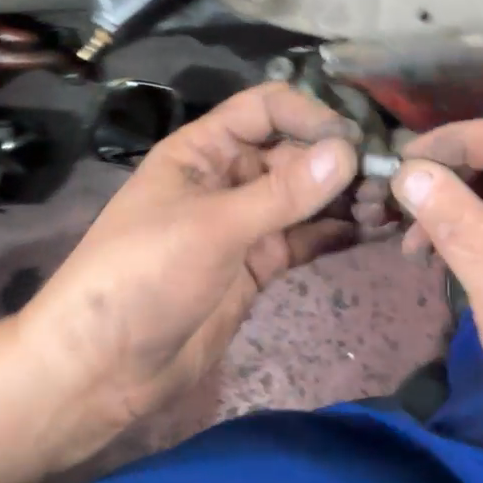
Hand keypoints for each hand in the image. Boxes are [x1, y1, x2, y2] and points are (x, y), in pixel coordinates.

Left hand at [17, 83, 360, 455]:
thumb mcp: (211, 228)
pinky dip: (337, 232)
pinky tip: (371, 232)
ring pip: (307, 195)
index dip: (309, 115)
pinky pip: (306, 237)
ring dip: (344, 196)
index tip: (352, 140)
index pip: (266, 109)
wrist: (97, 373)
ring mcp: (247, 221)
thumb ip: (282, 193)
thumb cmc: (141, 278)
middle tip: (385, 179)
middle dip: (338, 161)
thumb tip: (348, 151)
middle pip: (295, 151)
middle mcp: (230, 176)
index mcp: (204, 150)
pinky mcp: (260, 263)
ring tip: (384, 207)